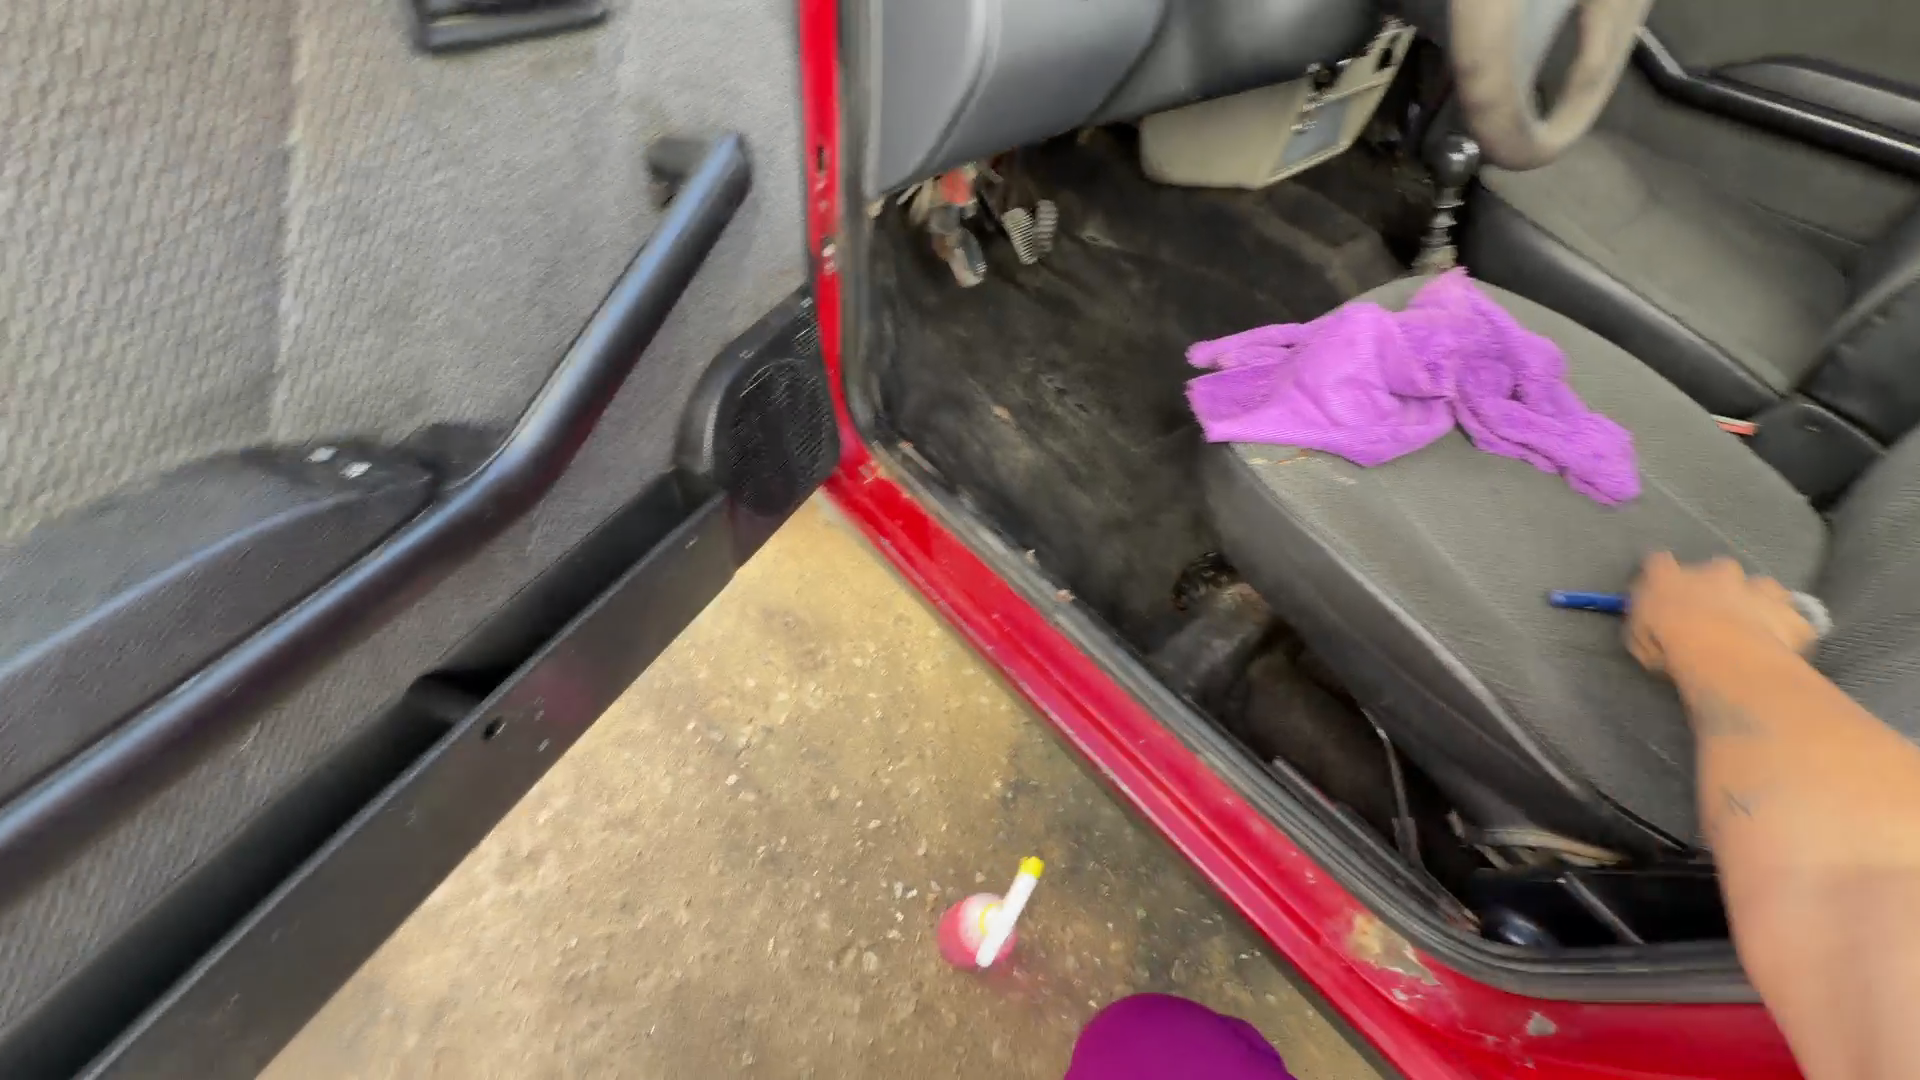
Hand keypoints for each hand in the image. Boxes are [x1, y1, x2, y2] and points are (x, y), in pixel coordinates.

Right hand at [1626, 553, 1816, 673]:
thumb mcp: (1638, 637)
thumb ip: (1646, 622)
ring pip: (1761, 586)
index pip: (1658, 562)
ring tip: (1750, 619)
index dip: (1659, 572)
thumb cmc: (1670, 644)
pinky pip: (1789, 617)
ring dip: (1755, 598)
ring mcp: (1759, 590)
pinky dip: (1784, 625)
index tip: (1657, 586)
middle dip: (1715, 582)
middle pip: (1716, 568)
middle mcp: (1715, 574)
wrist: (1728, 657)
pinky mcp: (1791, 614)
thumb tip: (1651, 620)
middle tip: (1709, 605)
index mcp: (1669, 578)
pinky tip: (1777, 640)